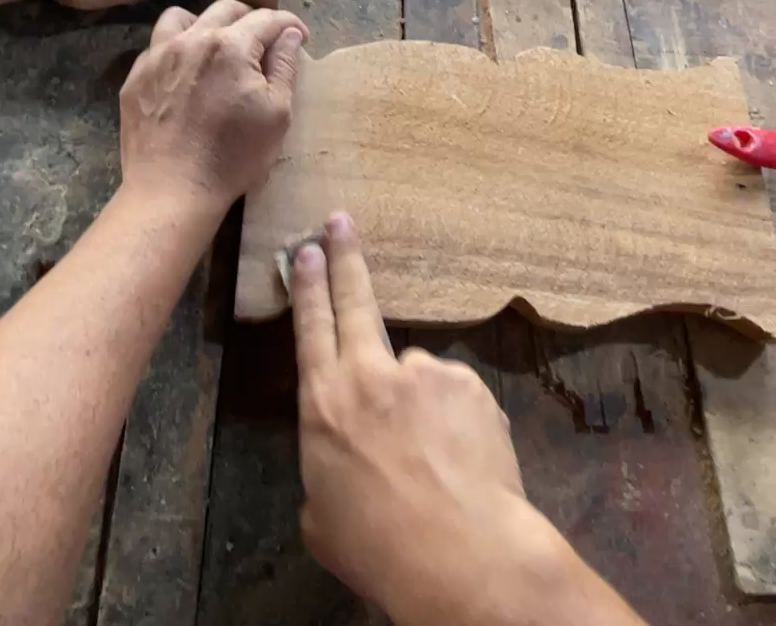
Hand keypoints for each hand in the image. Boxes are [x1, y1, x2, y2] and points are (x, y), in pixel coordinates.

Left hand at [119, 0, 306, 208]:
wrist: (172, 189)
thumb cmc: (233, 156)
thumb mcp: (276, 114)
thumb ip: (285, 67)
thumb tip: (290, 35)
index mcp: (231, 46)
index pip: (267, 19)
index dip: (290, 25)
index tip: (301, 37)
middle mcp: (191, 40)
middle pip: (226, 9)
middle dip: (253, 18)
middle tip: (266, 40)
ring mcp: (158, 57)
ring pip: (183, 17)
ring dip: (207, 23)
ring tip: (218, 45)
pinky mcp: (137, 78)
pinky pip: (157, 46)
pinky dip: (177, 49)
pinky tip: (186, 72)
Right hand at [291, 213, 645, 624]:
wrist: (460, 554)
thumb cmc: (377, 547)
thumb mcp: (324, 516)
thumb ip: (327, 470)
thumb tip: (344, 463)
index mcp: (325, 404)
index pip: (310, 329)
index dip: (308, 286)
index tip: (307, 249)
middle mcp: (370, 375)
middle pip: (355, 301)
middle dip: (345, 257)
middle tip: (341, 221)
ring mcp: (422, 373)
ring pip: (416, 374)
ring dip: (422, 405)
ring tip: (436, 459)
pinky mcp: (467, 383)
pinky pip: (456, 397)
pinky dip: (458, 423)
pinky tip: (464, 460)